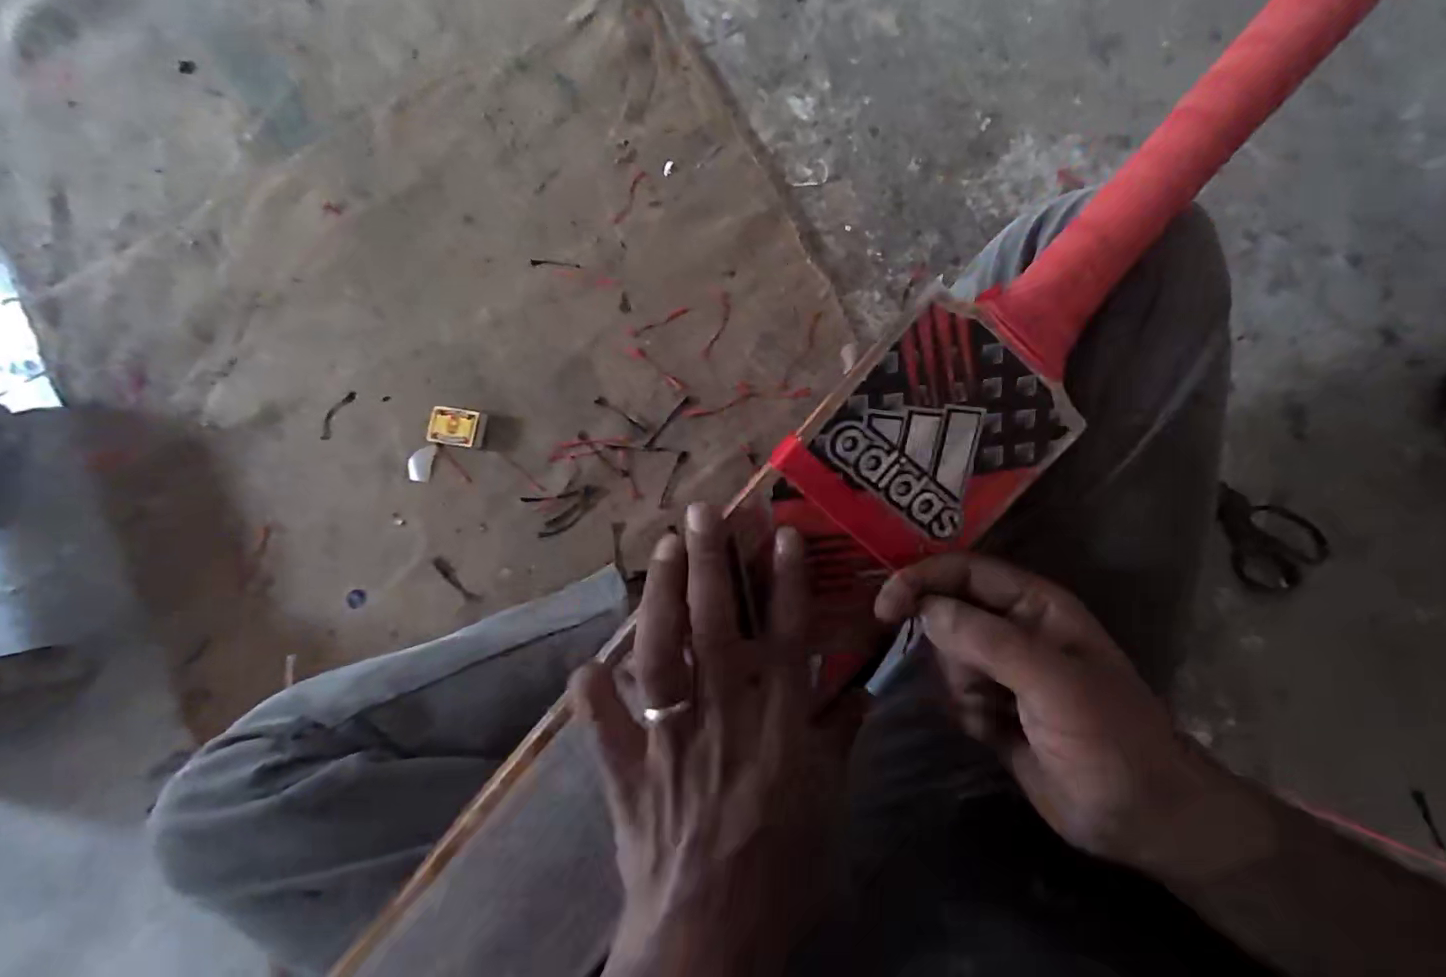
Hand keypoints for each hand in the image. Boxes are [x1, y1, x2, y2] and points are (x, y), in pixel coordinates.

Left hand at [571, 504, 863, 976]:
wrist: (713, 933)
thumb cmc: (782, 865)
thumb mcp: (829, 800)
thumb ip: (840, 736)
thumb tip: (859, 686)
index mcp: (776, 721)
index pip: (784, 634)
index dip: (784, 579)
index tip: (780, 532)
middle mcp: (723, 713)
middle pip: (715, 624)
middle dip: (709, 562)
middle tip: (702, 512)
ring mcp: (670, 736)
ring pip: (662, 652)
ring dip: (660, 597)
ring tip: (661, 549)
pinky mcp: (628, 766)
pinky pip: (603, 721)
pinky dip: (592, 692)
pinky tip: (586, 663)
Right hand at [874, 553, 1273, 883]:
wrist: (1144, 821)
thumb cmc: (1112, 740)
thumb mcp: (1055, 684)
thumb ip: (989, 640)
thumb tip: (925, 609)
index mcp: (1034, 605)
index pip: (964, 571)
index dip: (921, 579)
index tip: (885, 607)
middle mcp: (1013, 628)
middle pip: (945, 612)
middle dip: (947, 650)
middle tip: (975, 688)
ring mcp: (1000, 669)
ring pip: (943, 657)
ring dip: (959, 688)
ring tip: (997, 717)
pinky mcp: (990, 707)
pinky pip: (950, 694)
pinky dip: (963, 713)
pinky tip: (995, 735)